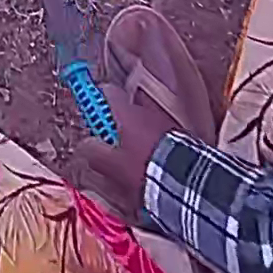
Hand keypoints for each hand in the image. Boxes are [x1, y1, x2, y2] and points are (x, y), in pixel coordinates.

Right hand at [75, 83, 178, 222]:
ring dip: (134, 134)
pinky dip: (151, 143)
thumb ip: (93, 151)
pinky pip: (157, 133)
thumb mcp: (111, 164)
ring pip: (141, 121)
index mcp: (125, 110)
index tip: (90, 113)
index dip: (95, 99)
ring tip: (131, 158)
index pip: (106, 90)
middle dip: (115, 122)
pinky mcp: (178, 135)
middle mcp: (144, 109)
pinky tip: (150, 163)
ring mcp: (163, 120)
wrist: (188, 182)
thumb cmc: (144, 167)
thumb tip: (84, 146)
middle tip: (109, 143)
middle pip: (123, 107)